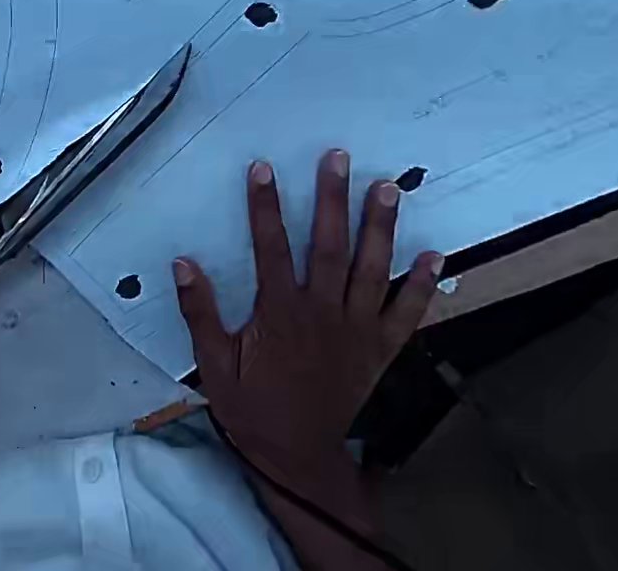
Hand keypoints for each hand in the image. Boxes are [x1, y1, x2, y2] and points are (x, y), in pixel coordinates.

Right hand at [173, 150, 439, 560]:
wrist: (300, 459)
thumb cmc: (252, 405)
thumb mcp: (213, 364)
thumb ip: (199, 312)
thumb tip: (183, 262)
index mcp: (279, 312)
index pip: (270, 247)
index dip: (265, 206)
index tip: (263, 168)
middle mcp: (322, 313)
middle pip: (328, 246)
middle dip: (332, 199)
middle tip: (339, 158)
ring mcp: (357, 330)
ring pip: (369, 270)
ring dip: (378, 227)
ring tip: (387, 188)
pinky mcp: (379, 350)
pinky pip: (405, 314)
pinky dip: (421, 285)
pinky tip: (434, 255)